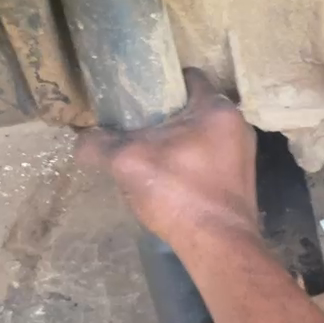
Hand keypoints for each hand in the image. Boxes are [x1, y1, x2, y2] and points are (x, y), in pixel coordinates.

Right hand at [78, 70, 258, 246]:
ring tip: (149, 154)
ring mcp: (243, 155)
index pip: (189, 75)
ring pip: (202, 135)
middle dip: (166, 115)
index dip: (162, 80)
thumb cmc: (178, 193)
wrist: (218, 246)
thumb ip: (99, 145)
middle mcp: (237, 125)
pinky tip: (168, 180)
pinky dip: (189, 163)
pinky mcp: (241, 181)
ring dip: (177, 141)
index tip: (139, 93)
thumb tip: (80, 139)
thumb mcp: (127, 163)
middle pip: (194, 107)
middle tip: (137, 127)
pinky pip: (210, 159)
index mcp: (217, 109)